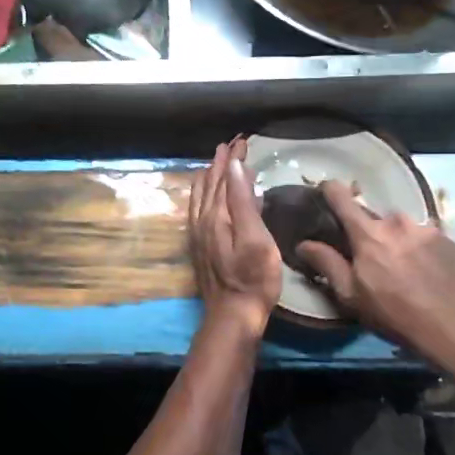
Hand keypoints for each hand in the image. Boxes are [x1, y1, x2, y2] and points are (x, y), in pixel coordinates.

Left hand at [188, 138, 281, 335]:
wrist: (233, 314)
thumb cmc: (253, 278)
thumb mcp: (255, 238)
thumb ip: (242, 201)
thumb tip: (235, 167)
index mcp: (216, 215)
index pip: (224, 177)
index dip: (233, 159)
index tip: (242, 141)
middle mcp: (202, 220)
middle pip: (210, 183)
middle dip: (221, 163)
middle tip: (230, 145)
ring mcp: (198, 233)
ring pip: (201, 195)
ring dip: (210, 176)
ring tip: (216, 164)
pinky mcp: (200, 245)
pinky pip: (198, 208)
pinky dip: (204, 193)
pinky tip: (207, 196)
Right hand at [295, 181, 454, 378]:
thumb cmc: (395, 313)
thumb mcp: (351, 296)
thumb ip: (326, 264)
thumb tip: (304, 243)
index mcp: (368, 234)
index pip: (342, 197)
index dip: (329, 190)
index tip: (324, 191)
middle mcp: (397, 222)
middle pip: (375, 218)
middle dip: (369, 233)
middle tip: (371, 259)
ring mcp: (427, 229)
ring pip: (402, 228)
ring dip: (397, 242)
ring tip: (403, 269)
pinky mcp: (451, 240)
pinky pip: (426, 238)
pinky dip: (420, 250)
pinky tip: (426, 274)